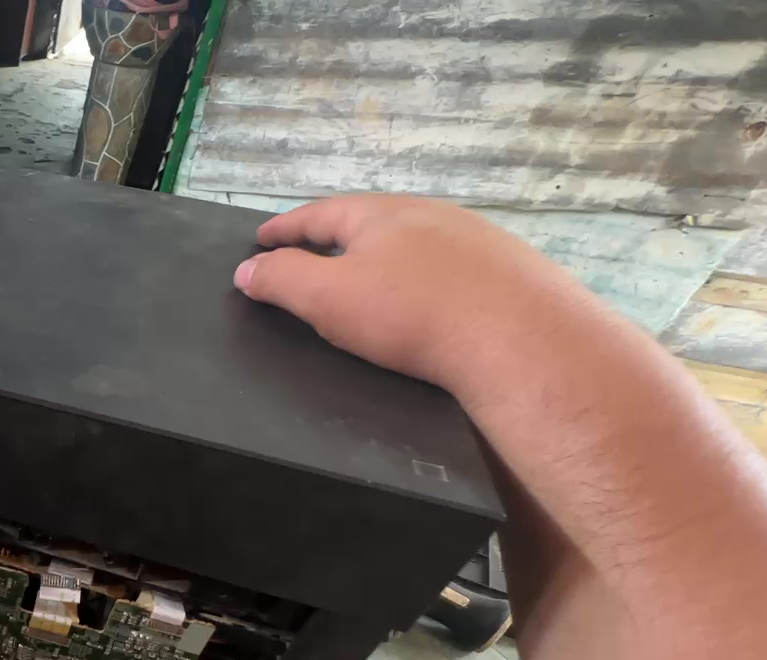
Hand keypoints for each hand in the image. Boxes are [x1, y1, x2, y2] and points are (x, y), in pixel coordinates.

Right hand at [233, 195, 604, 391]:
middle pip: (366, 220)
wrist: (519, 338)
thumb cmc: (408, 314)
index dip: (284, 228)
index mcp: (381, 215)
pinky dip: (409, 273)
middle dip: (329, 236)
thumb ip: (280, 280)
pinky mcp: (501, 268)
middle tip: (303, 252)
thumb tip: (247, 269)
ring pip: (406, 239)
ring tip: (355, 273)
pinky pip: (437, 263)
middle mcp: (428, 214)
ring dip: (374, 253)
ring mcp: (471, 238)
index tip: (260, 238)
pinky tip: (411, 297)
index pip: (319, 214)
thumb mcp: (325, 298)